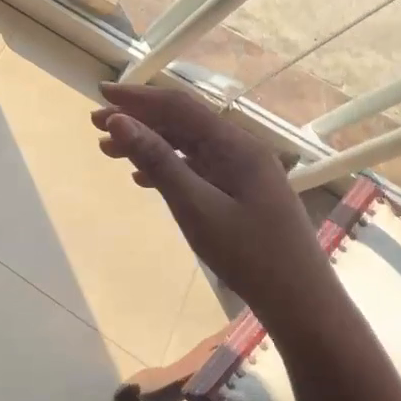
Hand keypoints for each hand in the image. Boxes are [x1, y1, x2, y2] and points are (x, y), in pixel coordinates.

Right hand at [91, 83, 333, 327]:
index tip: (100, 92)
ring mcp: (242, 172)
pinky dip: (165, 165)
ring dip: (147, 143)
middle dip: (137, 119)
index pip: (178, 106)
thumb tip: (118, 120)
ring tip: (108, 151)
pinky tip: (141, 178)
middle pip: (181, 122)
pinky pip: (195, 166)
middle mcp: (240, 150)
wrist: (304, 308)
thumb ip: (157, 160)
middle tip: (95, 125)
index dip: (137, 97)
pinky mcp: (240, 193)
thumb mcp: (196, 207)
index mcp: (236, 146)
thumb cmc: (250, 256)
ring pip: (186, 144)